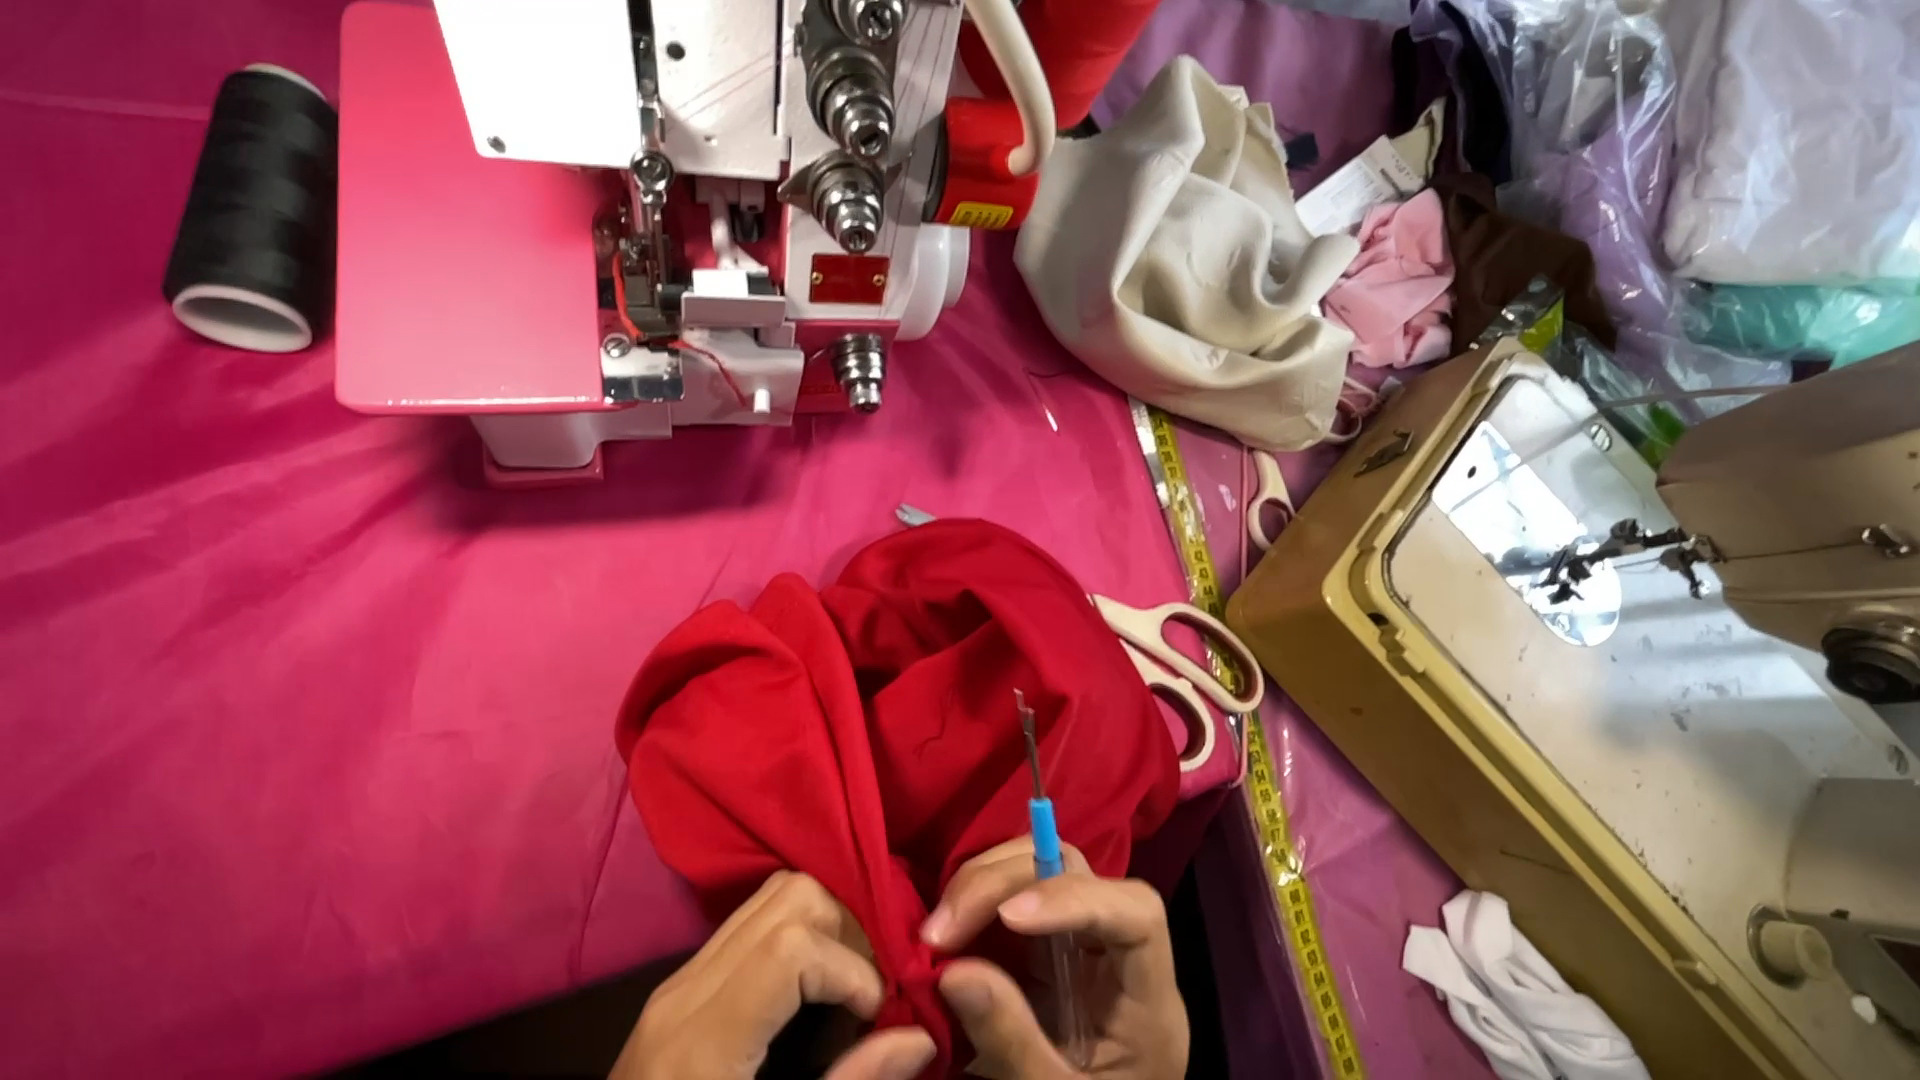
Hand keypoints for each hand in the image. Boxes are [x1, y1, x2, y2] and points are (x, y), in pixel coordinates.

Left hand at [611, 871, 935, 1079]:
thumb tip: (919, 1037)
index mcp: (704, 1040)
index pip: (790, 947)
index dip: (850, 969)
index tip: (875, 1013)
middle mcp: (686, 989)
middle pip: (787, 897)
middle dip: (848, 929)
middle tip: (869, 988)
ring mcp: (680, 978)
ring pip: (772, 894)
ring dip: (827, 922)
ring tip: (848, 980)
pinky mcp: (683, 982)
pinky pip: (753, 920)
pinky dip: (801, 929)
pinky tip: (815, 981)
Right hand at [920, 839, 1188, 1079]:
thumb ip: (1013, 1042)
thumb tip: (953, 971)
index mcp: (1147, 996)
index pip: (1137, 913)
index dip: (1075, 897)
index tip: (1008, 916)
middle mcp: (1116, 946)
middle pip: (1074, 870)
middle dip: (1000, 884)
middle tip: (940, 931)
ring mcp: (1079, 934)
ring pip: (1039, 865)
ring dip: (980, 883)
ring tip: (935, 932)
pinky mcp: (1043, 940)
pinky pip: (1011, 893)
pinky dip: (973, 898)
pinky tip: (943, 927)